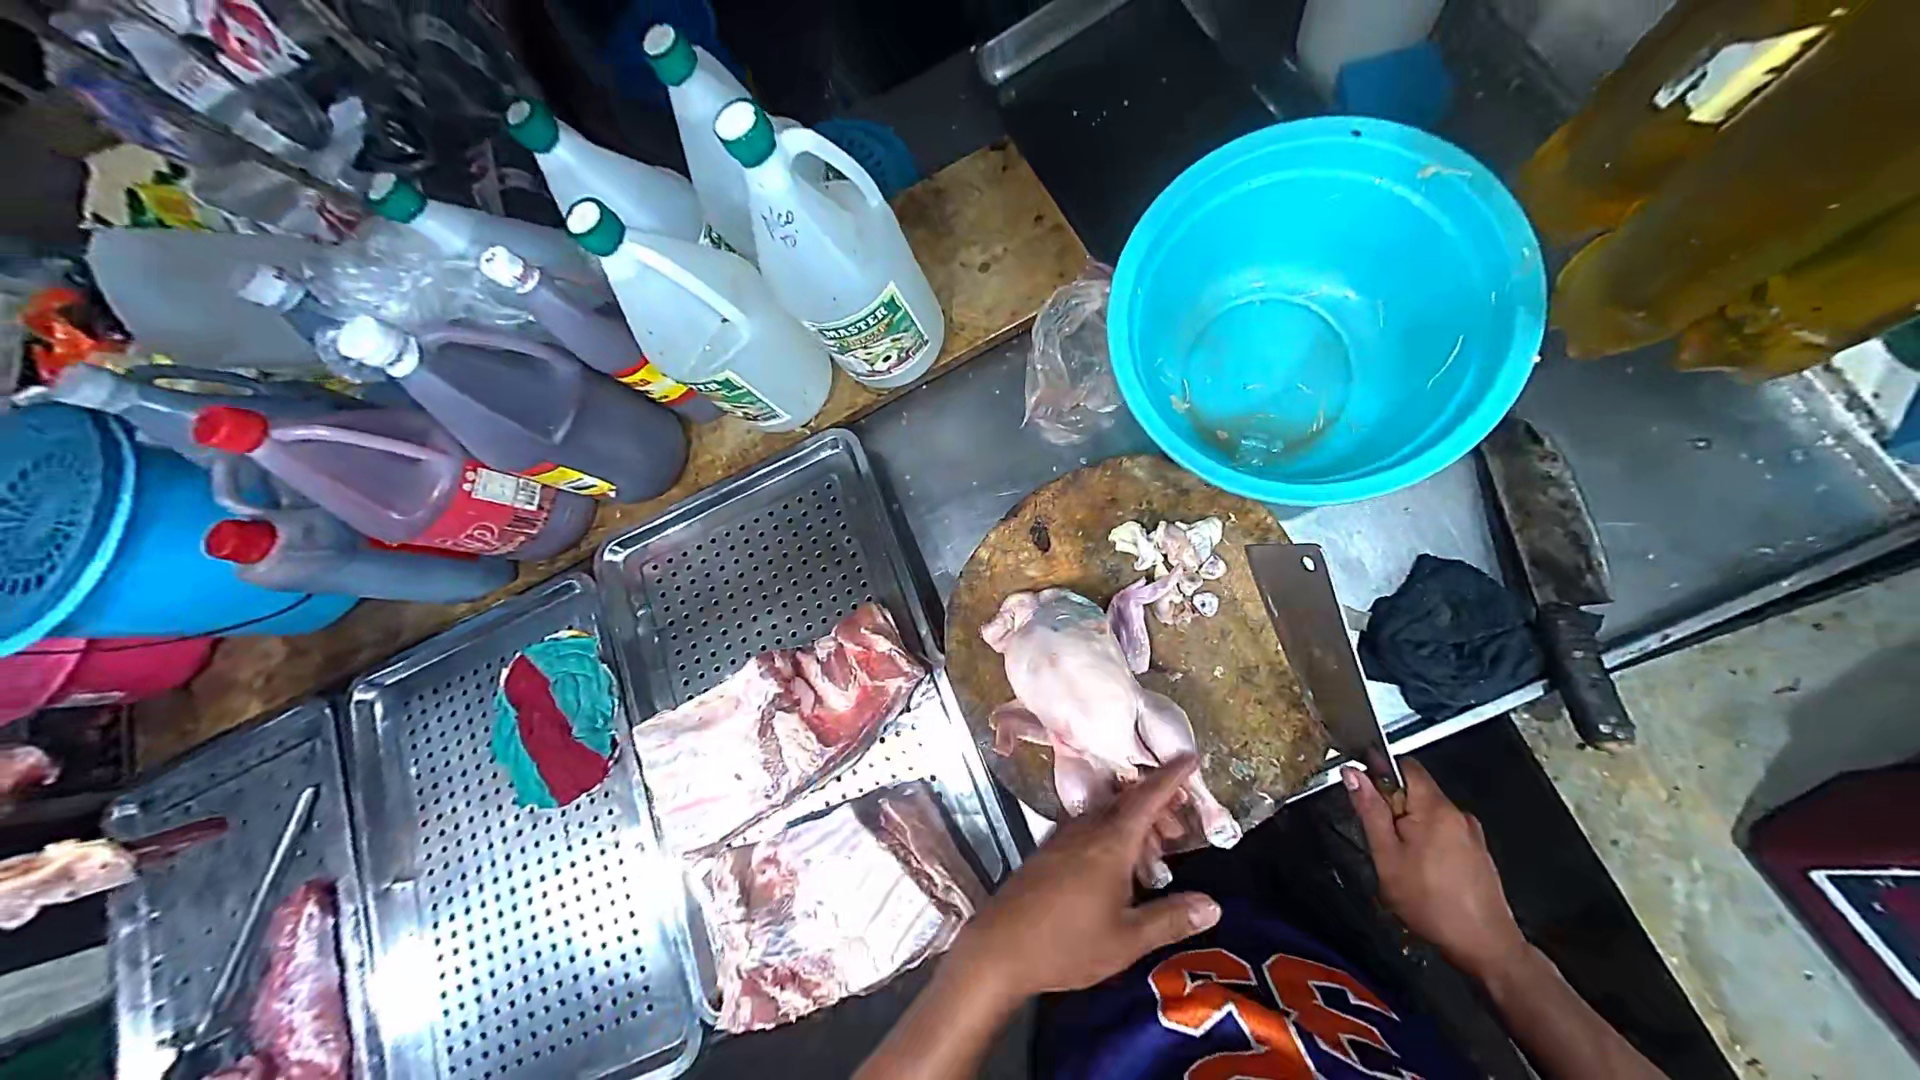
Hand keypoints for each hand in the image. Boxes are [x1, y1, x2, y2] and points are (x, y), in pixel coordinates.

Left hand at [949, 758, 1222, 1001]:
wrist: (1000, 946)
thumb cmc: (1067, 944)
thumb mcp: (1127, 939)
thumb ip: (1170, 919)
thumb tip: (1213, 904)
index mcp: (1110, 843)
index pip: (1146, 799)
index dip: (1170, 777)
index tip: (1190, 757)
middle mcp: (1086, 830)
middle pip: (1127, 803)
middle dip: (1157, 803)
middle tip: (1182, 819)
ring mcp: (1063, 838)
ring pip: (1107, 817)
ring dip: (1134, 823)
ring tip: (1157, 849)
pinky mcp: (1049, 851)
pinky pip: (1089, 829)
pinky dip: (1112, 835)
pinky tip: (1119, 865)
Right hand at [1346, 760, 1528, 978]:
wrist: (1485, 948)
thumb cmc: (1430, 902)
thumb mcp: (1387, 854)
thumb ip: (1369, 810)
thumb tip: (1352, 773)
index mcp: (1435, 808)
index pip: (1404, 765)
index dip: (1378, 771)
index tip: (1363, 794)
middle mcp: (1458, 814)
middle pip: (1414, 789)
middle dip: (1391, 805)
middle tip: (1380, 838)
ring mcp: (1471, 834)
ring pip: (1426, 812)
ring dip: (1407, 825)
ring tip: (1399, 859)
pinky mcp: (1477, 852)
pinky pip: (1442, 830)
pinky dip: (1424, 840)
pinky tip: (1420, 870)